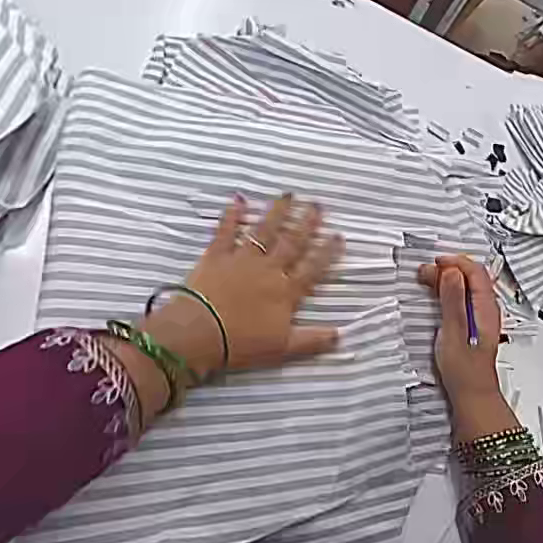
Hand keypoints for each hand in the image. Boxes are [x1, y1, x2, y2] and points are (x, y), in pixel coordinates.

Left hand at [142, 194, 343, 382]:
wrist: (200, 332)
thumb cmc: (243, 343)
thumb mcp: (284, 347)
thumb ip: (313, 340)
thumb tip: (341, 335)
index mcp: (287, 292)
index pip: (313, 267)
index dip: (327, 251)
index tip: (338, 235)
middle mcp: (269, 270)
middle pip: (292, 242)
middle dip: (307, 223)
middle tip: (318, 205)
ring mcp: (243, 259)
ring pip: (264, 231)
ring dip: (277, 212)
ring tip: (288, 195)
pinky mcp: (217, 256)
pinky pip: (227, 231)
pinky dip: (232, 215)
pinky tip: (238, 200)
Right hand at [416, 255, 516, 441]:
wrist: (471, 396)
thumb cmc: (465, 370)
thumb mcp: (454, 331)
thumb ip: (453, 299)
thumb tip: (452, 273)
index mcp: (486, 308)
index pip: (475, 272)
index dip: (455, 262)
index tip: (435, 263)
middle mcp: (486, 311)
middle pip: (471, 278)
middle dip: (448, 269)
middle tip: (425, 272)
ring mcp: (480, 319)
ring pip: (466, 289)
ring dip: (447, 281)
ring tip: (427, 281)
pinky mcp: (472, 328)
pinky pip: (462, 301)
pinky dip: (448, 294)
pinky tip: (436, 299)